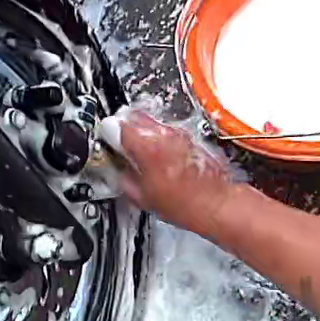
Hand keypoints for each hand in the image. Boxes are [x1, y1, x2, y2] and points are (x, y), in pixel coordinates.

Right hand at [109, 109, 242, 234]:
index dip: (106, 133)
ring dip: (140, 131)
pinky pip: (166, 130)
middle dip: (122, 127)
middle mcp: (163, 134)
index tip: (105, 140)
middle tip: (118, 142)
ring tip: (138, 151)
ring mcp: (178, 133)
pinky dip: (157, 137)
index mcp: (146, 147)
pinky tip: (157, 155)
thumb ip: (123, 178)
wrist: (214, 204)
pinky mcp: (189, 137)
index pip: (116, 126)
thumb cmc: (183, 203)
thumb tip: (117, 171)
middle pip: (133, 116)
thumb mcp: (141, 197)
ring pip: (150, 121)